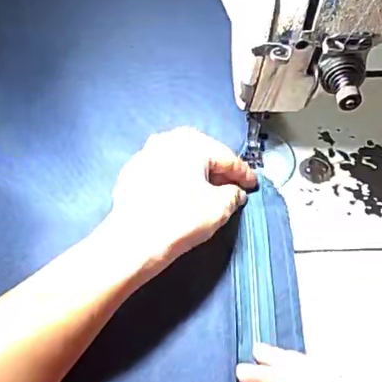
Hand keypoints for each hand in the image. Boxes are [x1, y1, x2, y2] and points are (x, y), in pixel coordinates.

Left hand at [98, 127, 256, 275]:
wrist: (134, 241)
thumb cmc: (180, 219)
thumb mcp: (220, 207)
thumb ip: (234, 194)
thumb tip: (234, 193)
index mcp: (191, 142)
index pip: (226, 158)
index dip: (243, 174)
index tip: (252, 184)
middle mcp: (166, 140)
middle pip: (201, 155)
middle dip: (217, 171)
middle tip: (232, 188)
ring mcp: (144, 155)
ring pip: (179, 163)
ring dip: (194, 175)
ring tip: (206, 194)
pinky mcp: (130, 174)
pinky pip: (161, 174)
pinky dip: (173, 182)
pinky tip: (179, 197)